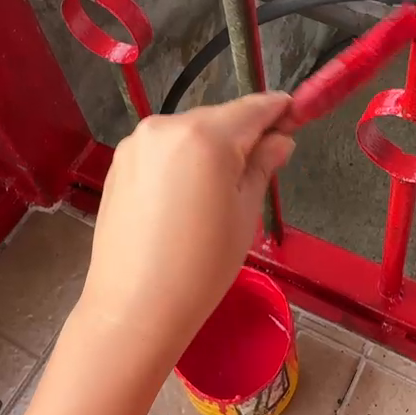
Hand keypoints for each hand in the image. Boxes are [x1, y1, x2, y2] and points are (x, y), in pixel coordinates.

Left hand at [77, 92, 295, 362]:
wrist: (134, 306)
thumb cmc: (202, 266)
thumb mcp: (245, 213)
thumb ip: (262, 165)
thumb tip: (279, 140)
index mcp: (205, 136)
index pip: (253, 108)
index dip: (279, 110)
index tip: (296, 115)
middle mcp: (166, 126)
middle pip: (219, 119)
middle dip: (242, 136)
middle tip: (260, 169)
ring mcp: (137, 144)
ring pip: (189, 133)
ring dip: (210, 149)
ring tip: (217, 194)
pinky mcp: (119, 163)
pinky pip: (164, 150)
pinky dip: (181, 162)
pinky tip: (185, 200)